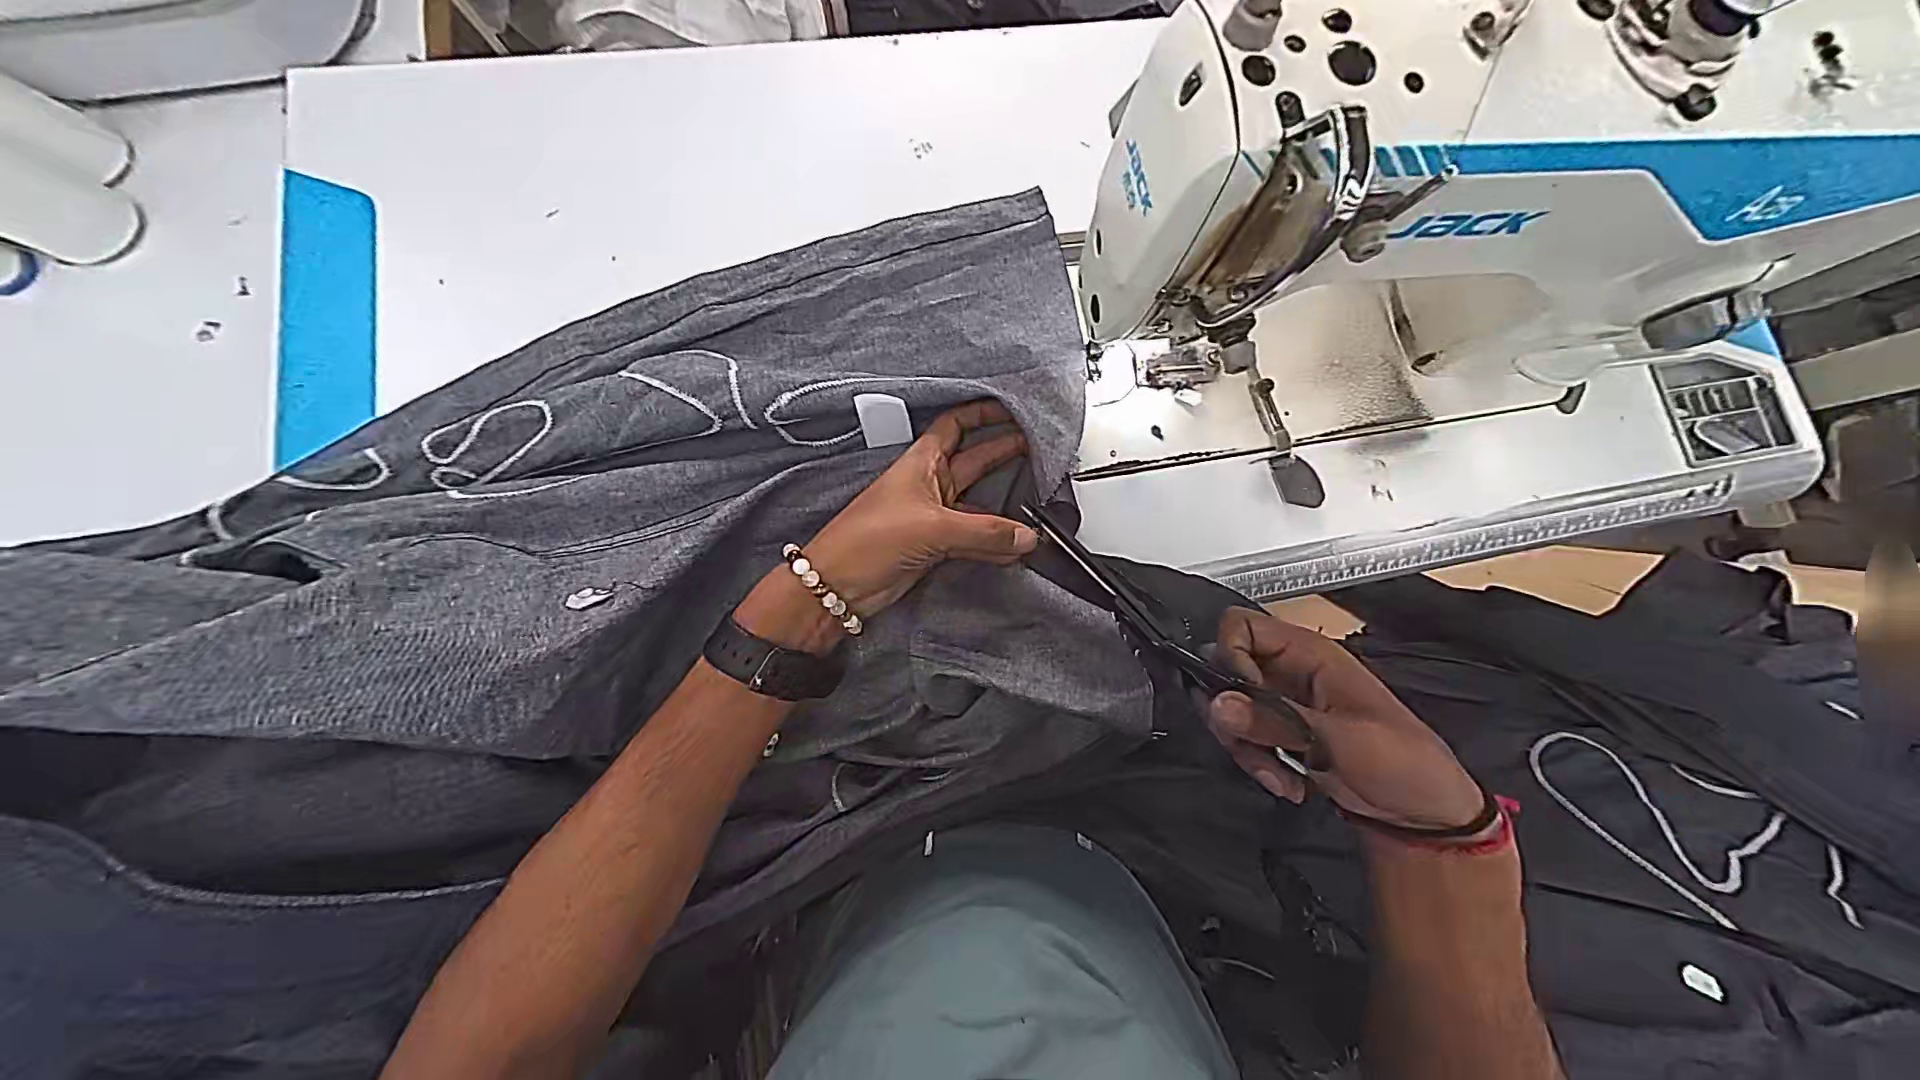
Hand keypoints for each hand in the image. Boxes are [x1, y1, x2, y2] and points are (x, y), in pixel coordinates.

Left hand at [736, 401, 1038, 651]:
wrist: (839, 586)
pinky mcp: (935, 545)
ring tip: (1038, 499)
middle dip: (1005, 453)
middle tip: (1039, 449)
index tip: (1013, 411)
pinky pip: (975, 537)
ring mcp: (933, 515)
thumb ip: (984, 532)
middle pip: (975, 459)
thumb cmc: (864, 540)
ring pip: (979, 503)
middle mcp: (929, 484)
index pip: (957, 425)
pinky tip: (1015, 545)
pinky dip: (995, 541)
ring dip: (1004, 505)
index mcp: (921, 462)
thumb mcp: (931, 527)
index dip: (983, 414)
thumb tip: (1025, 536)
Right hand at [1206, 608, 1484, 832]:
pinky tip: (1285, 780)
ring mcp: (1281, 703)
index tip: (1239, 697)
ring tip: (1278, 773)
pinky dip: (1254, 761)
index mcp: (1309, 653)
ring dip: (1244, 746)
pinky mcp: (1278, 733)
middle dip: (1231, 713)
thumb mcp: (1339, 740)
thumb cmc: (1404, 765)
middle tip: (1252, 743)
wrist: (1426, 819)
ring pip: (1229, 708)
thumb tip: (1220, 705)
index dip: (1230, 656)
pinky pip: (1242, 737)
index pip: (1241, 627)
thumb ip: (1274, 720)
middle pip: (1226, 671)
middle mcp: (1288, 671)